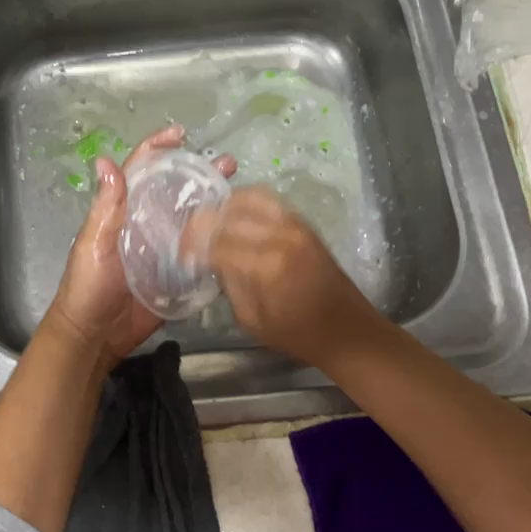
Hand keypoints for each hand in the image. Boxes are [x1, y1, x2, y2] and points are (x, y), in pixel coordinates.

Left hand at [39, 125, 236, 365]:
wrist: (95, 335)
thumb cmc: (87, 287)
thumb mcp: (93, 244)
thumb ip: (105, 208)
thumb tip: (105, 161)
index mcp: (123, 211)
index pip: (140, 170)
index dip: (158, 148)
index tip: (180, 134)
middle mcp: (146, 224)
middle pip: (174, 190)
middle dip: (198, 173)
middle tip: (227, 163)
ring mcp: (163, 248)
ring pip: (191, 218)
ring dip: (212, 203)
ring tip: (239, 192)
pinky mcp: (176, 274)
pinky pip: (199, 252)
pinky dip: (217, 241)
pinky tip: (237, 234)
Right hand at [205, 187, 388, 365]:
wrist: (347, 330)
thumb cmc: (298, 333)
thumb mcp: (251, 319)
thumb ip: (230, 283)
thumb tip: (212, 260)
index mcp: (266, 264)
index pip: (218, 242)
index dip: (194, 247)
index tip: (183, 255)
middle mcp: (281, 236)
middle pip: (230, 214)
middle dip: (205, 224)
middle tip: (192, 238)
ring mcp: (295, 225)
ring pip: (250, 197)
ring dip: (225, 207)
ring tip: (213, 224)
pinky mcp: (304, 223)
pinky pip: (270, 201)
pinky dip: (247, 203)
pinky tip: (236, 218)